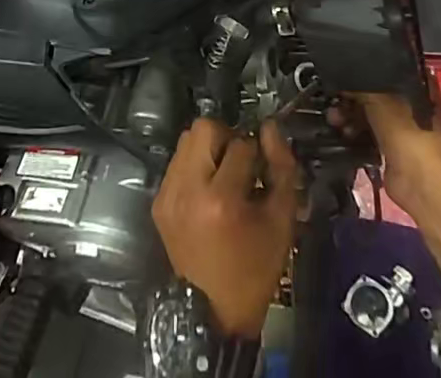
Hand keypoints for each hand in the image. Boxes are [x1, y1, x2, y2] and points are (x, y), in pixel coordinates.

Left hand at [151, 119, 300, 336]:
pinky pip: (176, 163)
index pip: (241, 144)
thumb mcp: (282, 221)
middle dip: (226, 137)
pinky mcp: (158, 202)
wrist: (213, 313)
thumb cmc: (255, 269)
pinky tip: (207, 191)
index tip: (263, 169)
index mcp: (220, 199)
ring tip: (223, 176)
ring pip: (186, 140)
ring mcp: (167, 195)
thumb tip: (271, 127)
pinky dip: (193, 166)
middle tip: (240, 163)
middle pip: (204, 127)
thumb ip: (282, 168)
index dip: (257, 152)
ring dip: (208, 149)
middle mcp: (187, 190)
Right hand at [347, 77, 440, 214]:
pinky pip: (366, 135)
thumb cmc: (415, 139)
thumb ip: (361, 88)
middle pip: (376, 93)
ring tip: (334, 119)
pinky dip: (353, 133)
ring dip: (350, 115)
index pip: (389, 67)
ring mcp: (401, 129)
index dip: (366, 66)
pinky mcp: (390, 150)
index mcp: (419, 87)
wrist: (427, 190)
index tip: (342, 67)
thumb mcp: (385, 103)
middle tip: (333, 97)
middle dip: (353, 95)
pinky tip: (340, 132)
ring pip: (369, 114)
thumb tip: (339, 79)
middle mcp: (411, 105)